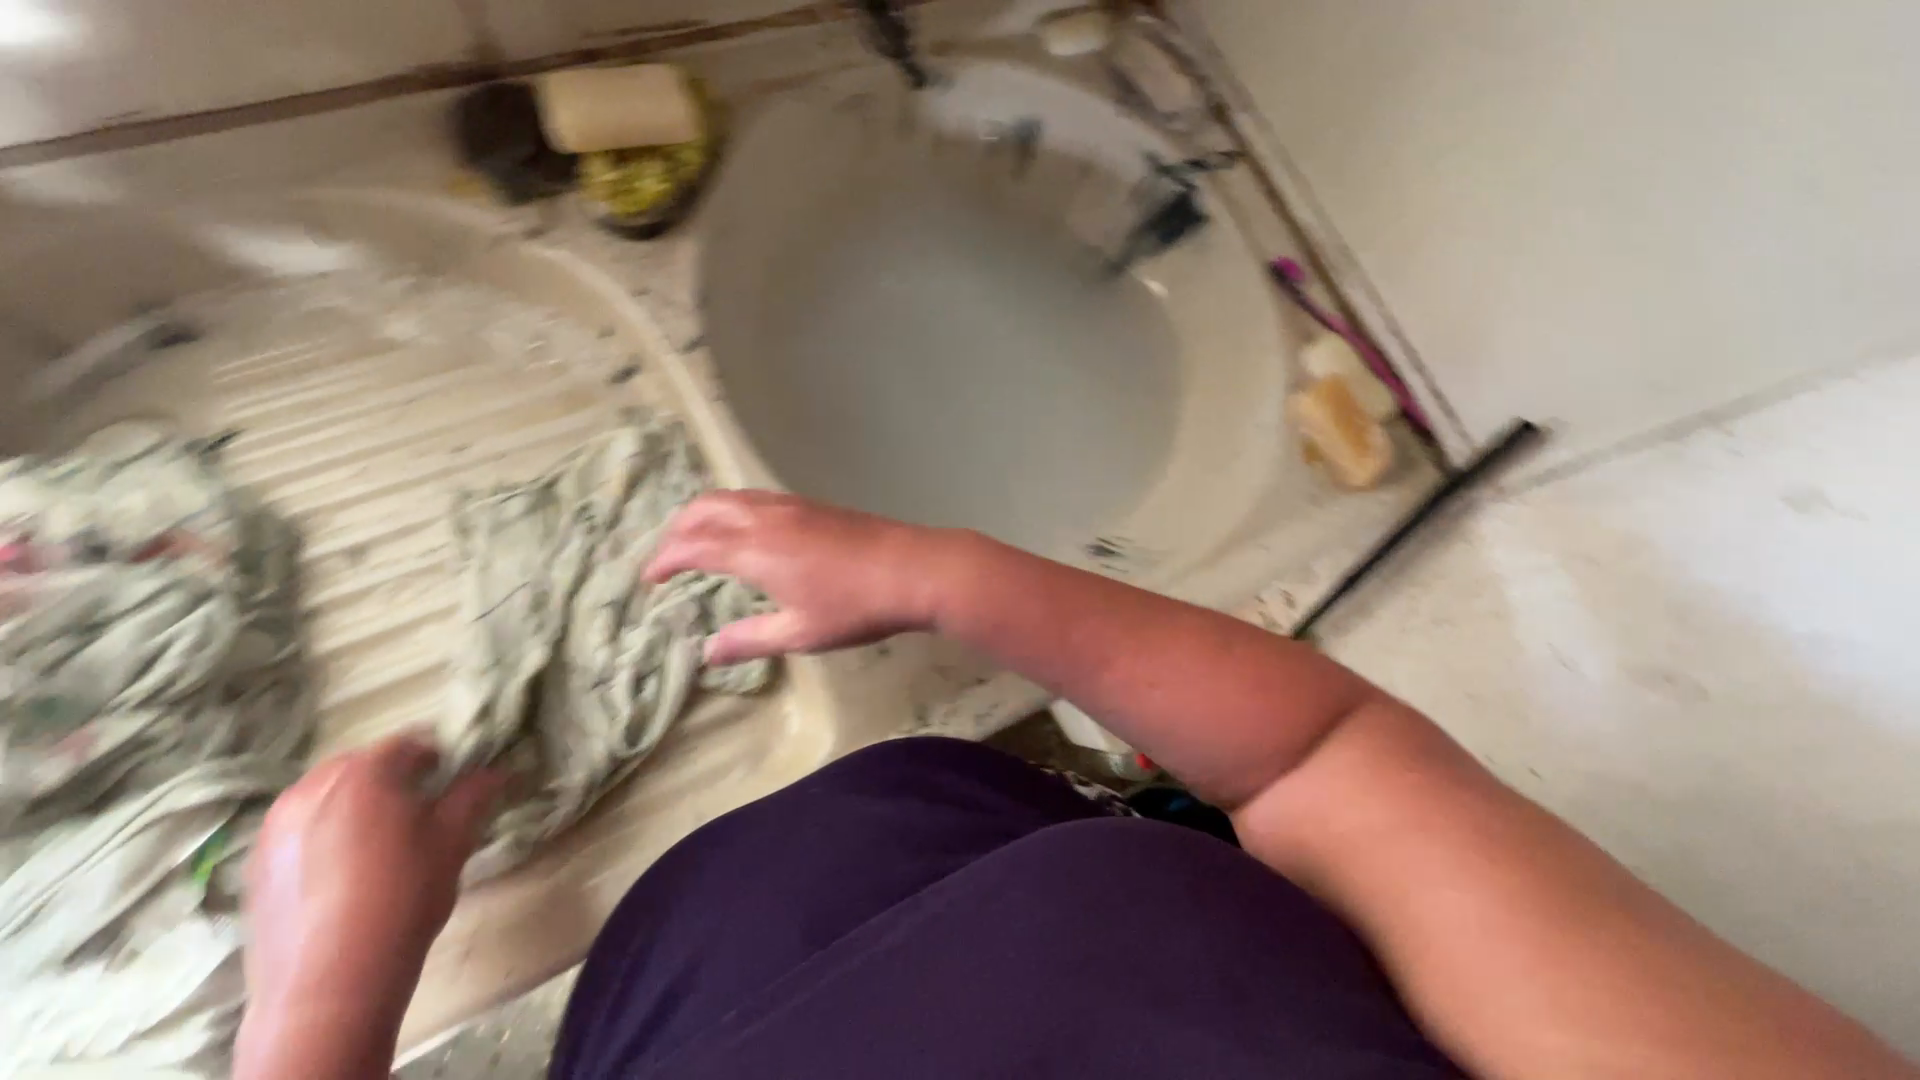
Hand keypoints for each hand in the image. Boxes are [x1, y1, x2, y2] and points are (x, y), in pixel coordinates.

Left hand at [236, 736, 502, 1078]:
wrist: (328, 983)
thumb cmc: (403, 898)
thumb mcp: (454, 841)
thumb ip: (474, 795)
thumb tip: (496, 770)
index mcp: (362, 774)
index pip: (408, 743)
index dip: (438, 755)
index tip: (456, 778)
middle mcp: (310, 789)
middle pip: (361, 764)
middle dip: (393, 776)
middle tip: (422, 808)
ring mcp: (274, 827)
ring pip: (326, 795)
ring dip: (357, 803)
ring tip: (382, 840)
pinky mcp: (256, 864)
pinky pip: (299, 828)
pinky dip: (326, 832)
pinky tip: (347, 870)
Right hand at [642, 491, 963, 664]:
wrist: (914, 569)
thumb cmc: (856, 607)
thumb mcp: (800, 633)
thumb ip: (749, 640)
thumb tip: (706, 653)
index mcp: (754, 550)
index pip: (693, 546)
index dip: (665, 560)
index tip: (650, 578)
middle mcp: (765, 519)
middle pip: (704, 510)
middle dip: (676, 530)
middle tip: (667, 558)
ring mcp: (790, 506)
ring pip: (730, 497)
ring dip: (703, 515)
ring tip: (696, 540)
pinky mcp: (811, 504)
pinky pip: (754, 497)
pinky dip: (731, 508)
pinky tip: (744, 530)